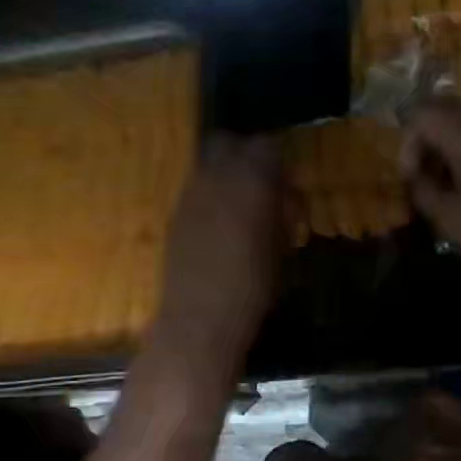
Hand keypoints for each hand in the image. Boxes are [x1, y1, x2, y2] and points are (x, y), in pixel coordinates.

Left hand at [152, 133, 282, 362]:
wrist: (200, 318)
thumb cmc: (254, 287)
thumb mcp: (281, 248)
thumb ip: (282, 213)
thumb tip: (286, 197)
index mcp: (251, 181)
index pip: (267, 145)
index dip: (278, 158)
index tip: (286, 178)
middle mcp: (216, 177)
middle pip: (227, 142)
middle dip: (245, 153)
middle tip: (260, 181)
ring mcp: (190, 195)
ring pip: (206, 164)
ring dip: (224, 174)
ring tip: (239, 205)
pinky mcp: (174, 215)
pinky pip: (195, 191)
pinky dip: (209, 196)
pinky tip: (218, 225)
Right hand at [400, 98, 460, 300]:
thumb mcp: (446, 216)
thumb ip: (420, 187)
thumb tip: (414, 177)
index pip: (422, 116)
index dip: (407, 146)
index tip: (410, 180)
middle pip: (444, 108)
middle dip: (425, 138)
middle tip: (421, 175)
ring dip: (446, 142)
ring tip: (442, 180)